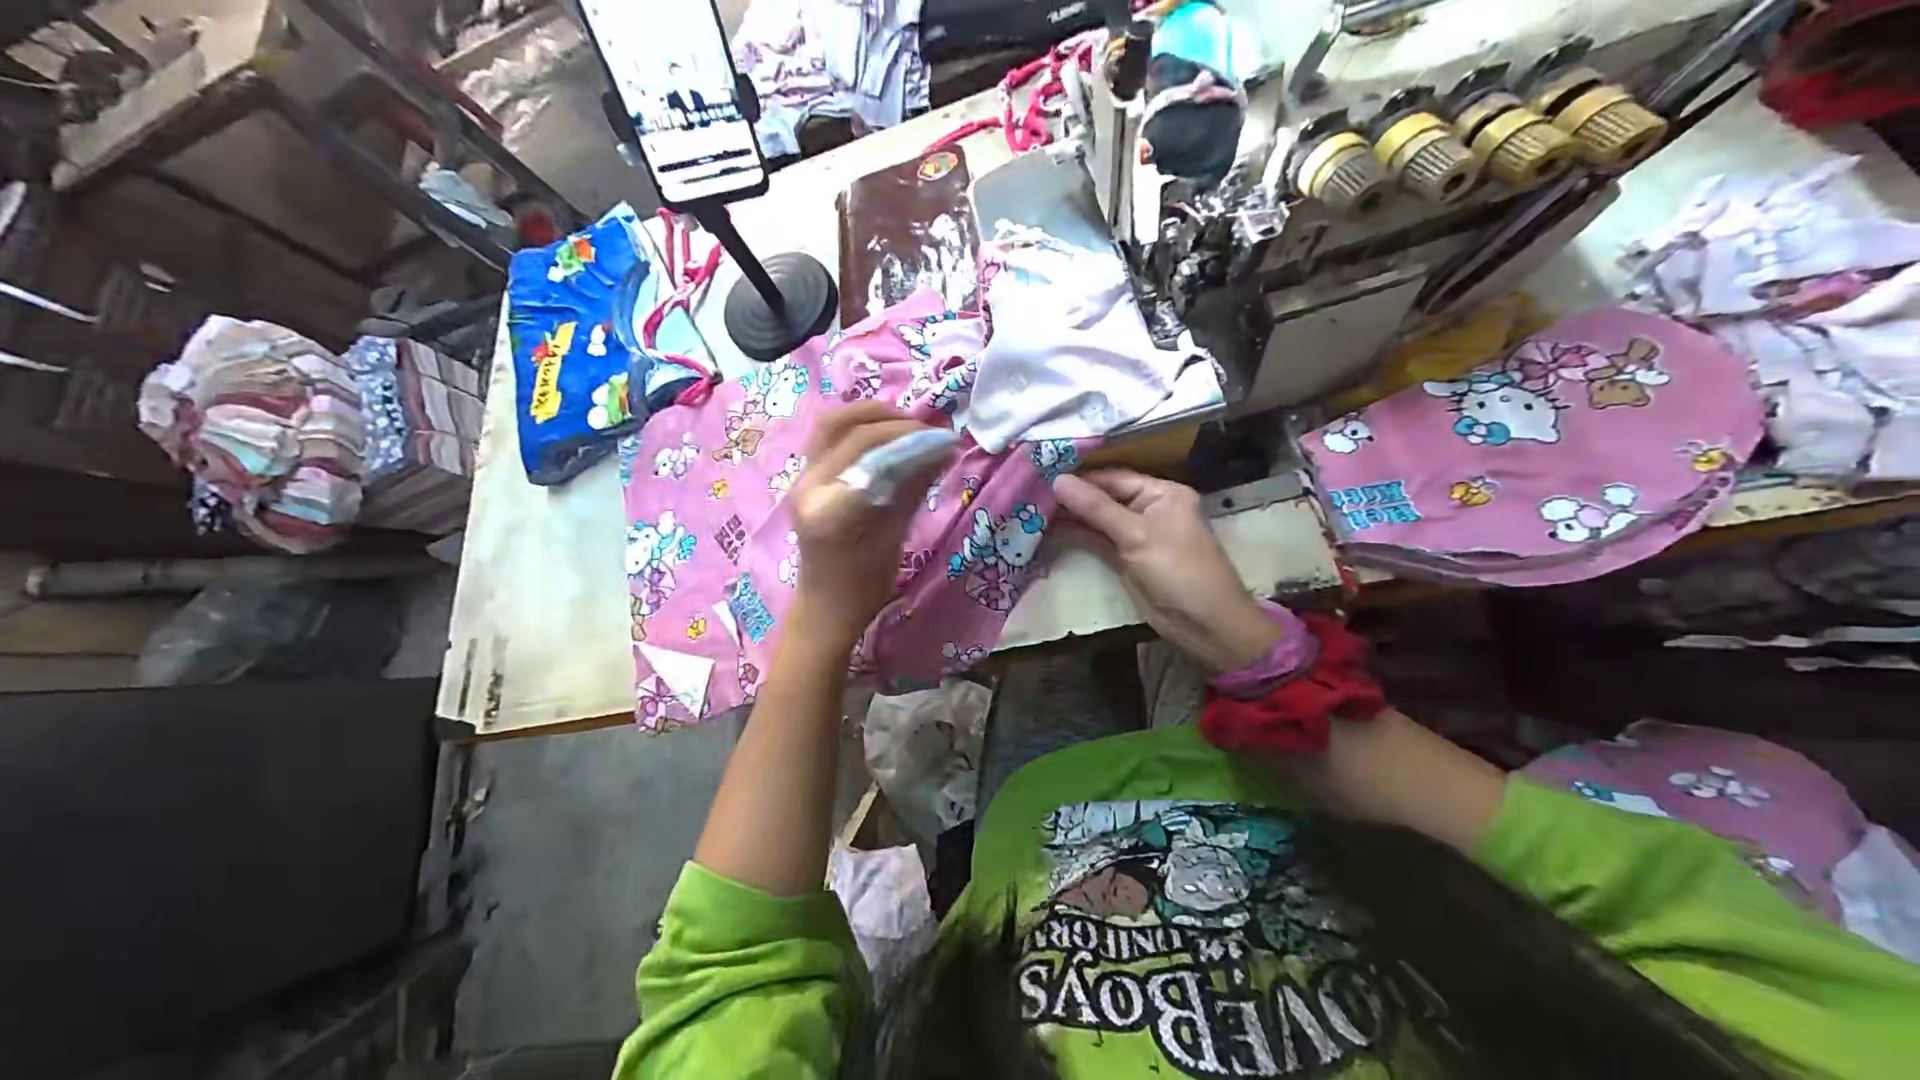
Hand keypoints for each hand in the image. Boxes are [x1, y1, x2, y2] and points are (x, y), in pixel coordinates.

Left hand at [788, 403, 953, 651]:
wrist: (826, 607)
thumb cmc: (865, 583)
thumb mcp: (896, 533)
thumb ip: (913, 484)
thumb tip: (943, 447)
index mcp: (831, 505)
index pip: (867, 447)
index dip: (909, 435)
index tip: (943, 438)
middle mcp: (808, 485)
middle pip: (842, 424)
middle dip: (887, 417)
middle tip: (923, 426)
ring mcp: (801, 481)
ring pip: (830, 425)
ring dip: (869, 417)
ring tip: (906, 427)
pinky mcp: (804, 481)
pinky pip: (829, 440)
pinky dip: (859, 431)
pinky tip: (886, 440)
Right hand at [1052, 468, 1282, 674]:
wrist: (1203, 624)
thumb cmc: (1177, 570)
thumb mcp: (1135, 534)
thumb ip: (1095, 508)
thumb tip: (1057, 480)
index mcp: (1161, 493)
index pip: (1113, 477)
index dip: (1079, 476)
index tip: (1041, 474)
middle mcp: (1148, 508)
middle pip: (1103, 496)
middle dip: (1070, 496)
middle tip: (1029, 492)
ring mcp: (1135, 535)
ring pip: (1097, 519)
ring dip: (1068, 516)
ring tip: (1030, 509)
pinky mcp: (1125, 558)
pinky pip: (1097, 540)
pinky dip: (1075, 535)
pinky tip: (1047, 529)